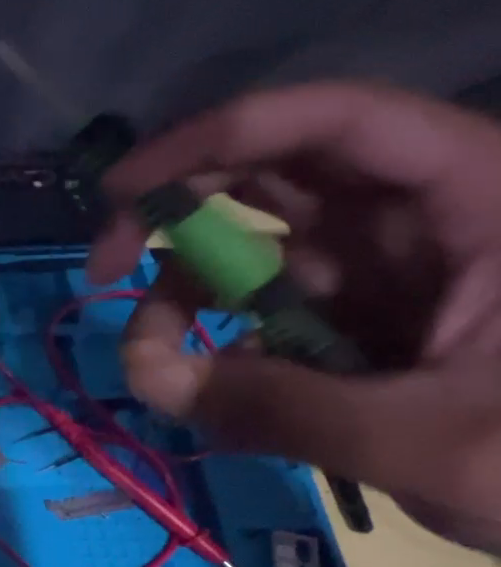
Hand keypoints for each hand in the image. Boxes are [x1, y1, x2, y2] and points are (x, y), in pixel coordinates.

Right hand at [86, 82, 500, 551]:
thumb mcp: (430, 439)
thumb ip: (283, 409)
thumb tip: (151, 382)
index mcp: (480, 200)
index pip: (334, 126)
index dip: (216, 140)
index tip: (118, 194)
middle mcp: (426, 220)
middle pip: (275, 180)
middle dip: (176, 221)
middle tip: (102, 273)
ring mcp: (391, 276)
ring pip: (255, 257)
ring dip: (185, 306)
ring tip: (158, 375)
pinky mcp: (365, 328)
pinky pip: (266, 323)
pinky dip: (220, 356)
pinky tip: (211, 401)